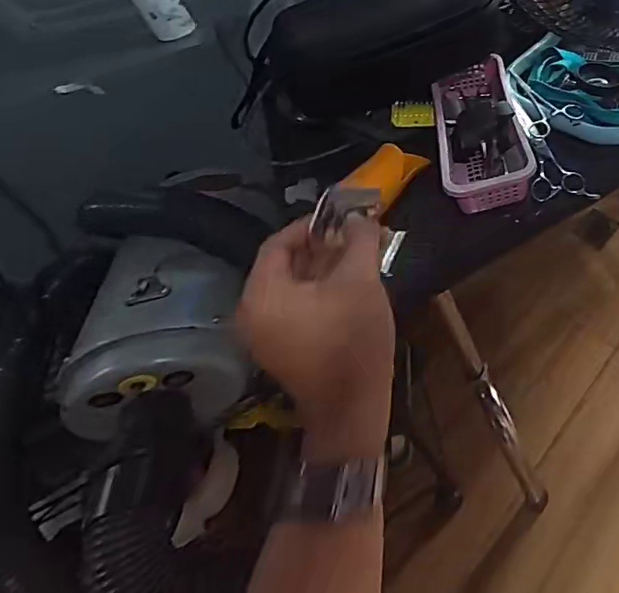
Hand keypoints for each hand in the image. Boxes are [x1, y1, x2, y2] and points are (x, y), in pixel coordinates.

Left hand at [237, 213, 395, 456]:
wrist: (352, 403)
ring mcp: (267, 333)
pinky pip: (300, 304)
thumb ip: (358, 240)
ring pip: (296, 284)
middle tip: (360, 233)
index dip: (311, 224)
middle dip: (325, 244)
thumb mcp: (360, 280)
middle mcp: (254, 313)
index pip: (277, 244)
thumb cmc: (352, 337)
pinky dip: (324, 287)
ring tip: (364, 254)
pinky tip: (356, 282)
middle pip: (286, 264)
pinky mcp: (285, 346)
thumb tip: (359, 216)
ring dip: (329, 264)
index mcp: (262, 295)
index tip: (344, 216)